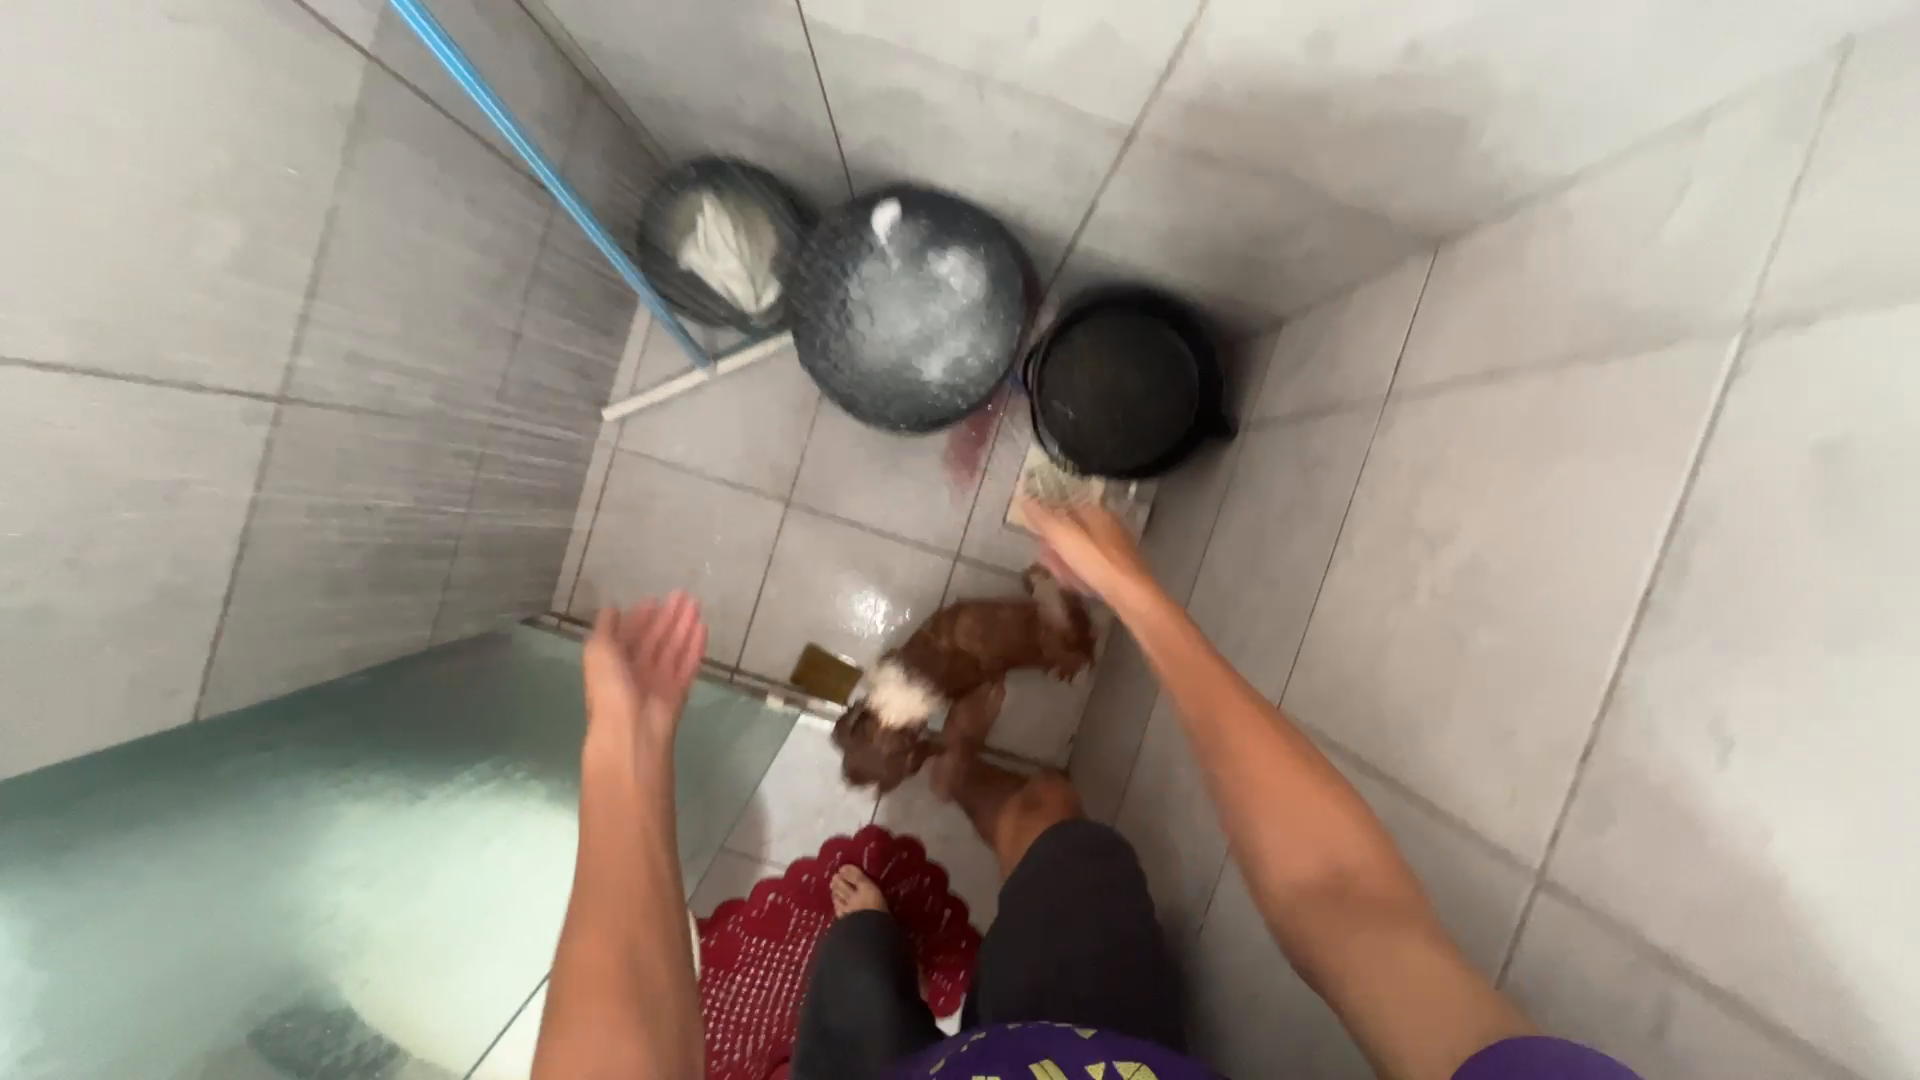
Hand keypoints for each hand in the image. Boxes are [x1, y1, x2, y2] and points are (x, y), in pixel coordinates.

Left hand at [583, 592, 706, 744]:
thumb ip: (604, 628)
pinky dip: (696, 646)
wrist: (631, 729)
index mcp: (614, 663)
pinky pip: (689, 663)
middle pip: (655, 639)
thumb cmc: (609, 688)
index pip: (630, 635)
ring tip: (696, 604)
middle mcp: (637, 671)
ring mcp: (659, 680)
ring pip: (674, 647)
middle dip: (668, 617)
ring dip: (684, 626)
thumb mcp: (597, 651)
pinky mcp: (679, 689)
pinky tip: (703, 627)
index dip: (641, 617)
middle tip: (683, 595)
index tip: (655, 599)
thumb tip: (612, 609)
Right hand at [1017, 495, 1154, 602]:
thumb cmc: (1094, 561)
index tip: (1038, 539)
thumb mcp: (1062, 536)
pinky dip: (1081, 574)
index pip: (1065, 508)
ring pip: (1082, 551)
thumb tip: (1024, 499)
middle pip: (1073, 531)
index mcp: (1096, 512)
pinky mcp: (1120, 568)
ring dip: (1067, 562)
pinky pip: (1093, 567)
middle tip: (1047, 560)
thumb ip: (1042, 518)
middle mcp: (1109, 525)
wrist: (1130, 594)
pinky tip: (1076, 585)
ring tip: (1060, 576)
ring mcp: (1117, 547)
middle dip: (1057, 546)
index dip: (1048, 523)